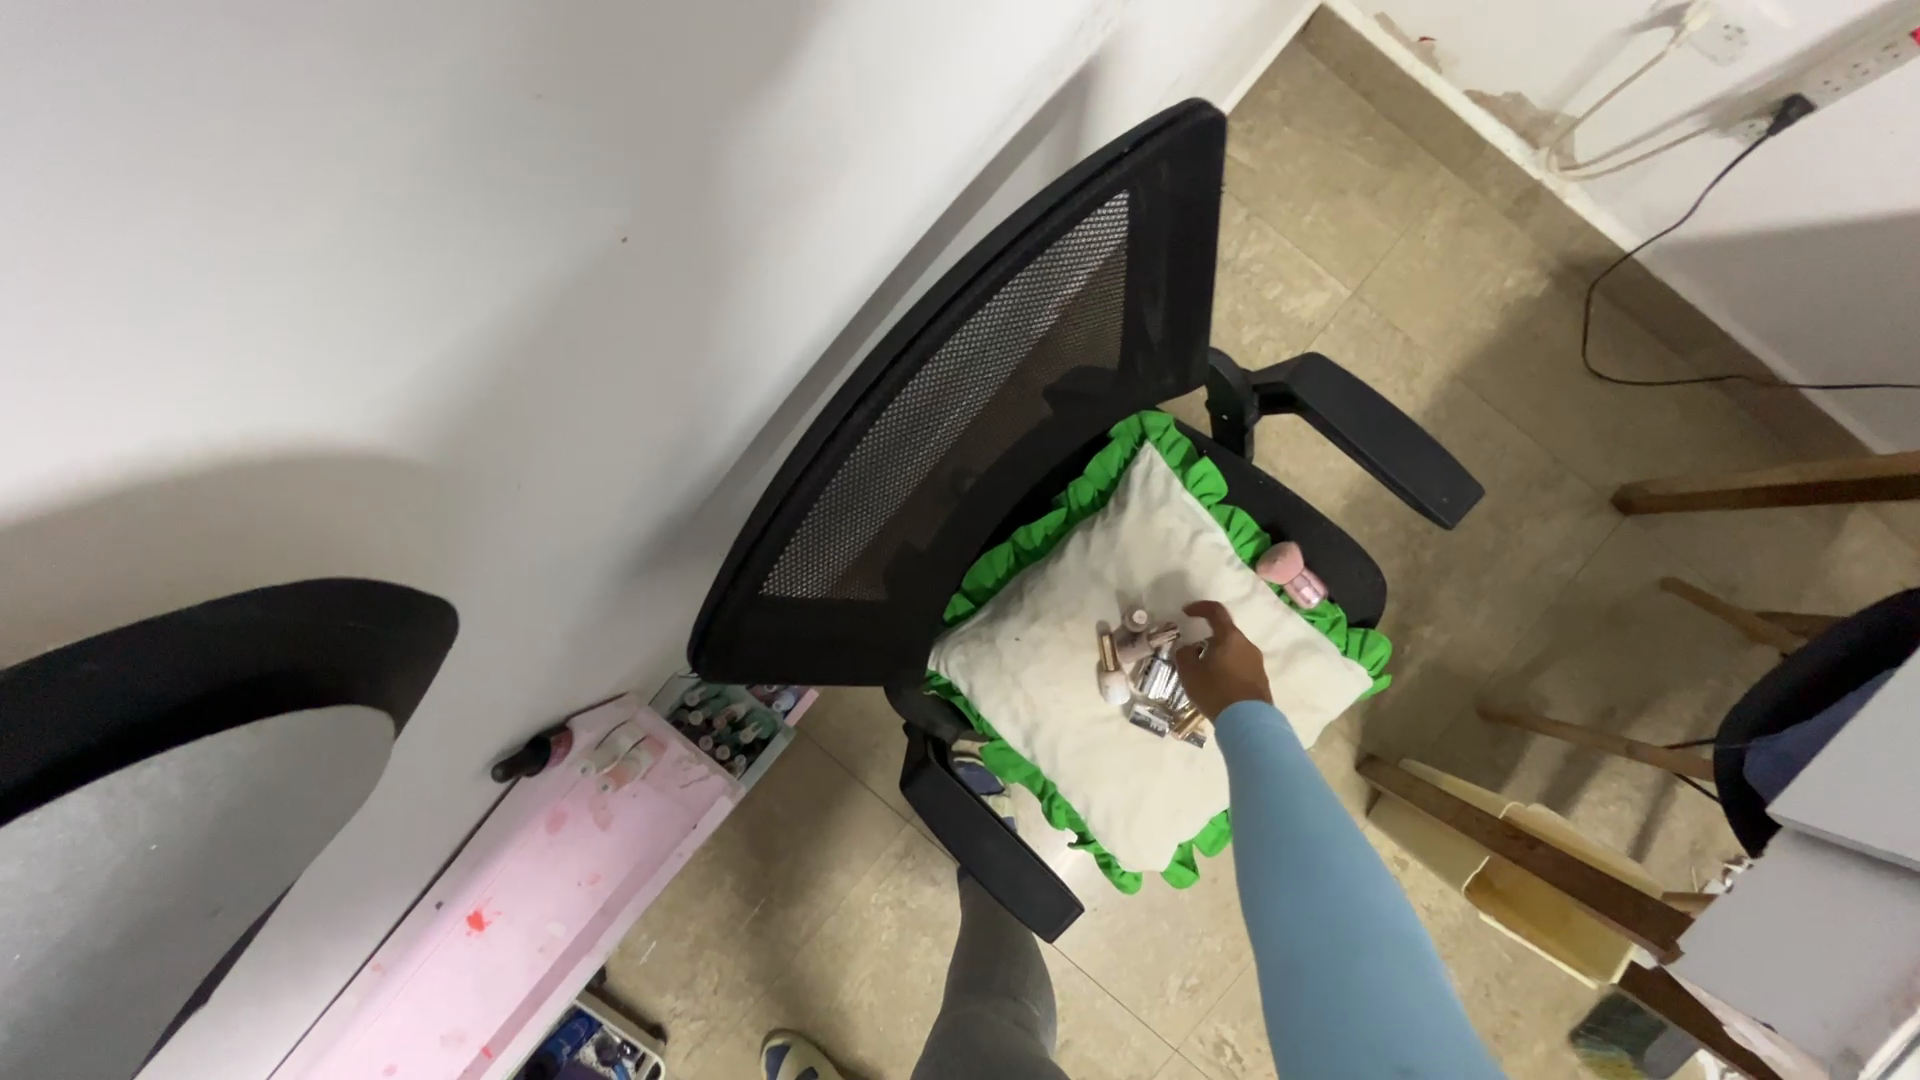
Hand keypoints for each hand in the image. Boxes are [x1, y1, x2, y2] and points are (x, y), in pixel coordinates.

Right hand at [1173, 600, 1271, 718]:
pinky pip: (1241, 665)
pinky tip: (1218, 685)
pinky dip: (1228, 668)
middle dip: (1208, 638)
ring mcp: (1257, 662)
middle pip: (1225, 633)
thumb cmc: (1215, 690)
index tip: (1186, 612)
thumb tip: (1188, 649)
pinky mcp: (1260, 678)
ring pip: (1233, 650)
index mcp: (1229, 637)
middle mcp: (1247, 645)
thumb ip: (1184, 654)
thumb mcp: (1189, 672)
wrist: (1248, 721)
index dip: (1200, 608)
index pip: (1216, 611)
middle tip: (1193, 652)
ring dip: (1218, 655)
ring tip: (1204, 672)